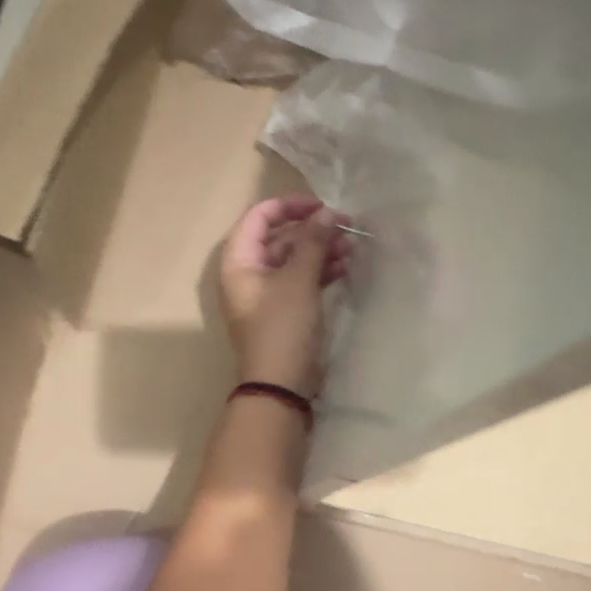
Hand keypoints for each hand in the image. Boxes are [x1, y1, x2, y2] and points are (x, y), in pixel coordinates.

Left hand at [218, 196, 352, 396]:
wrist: (281, 384)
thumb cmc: (283, 327)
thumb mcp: (299, 280)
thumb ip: (313, 242)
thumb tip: (327, 213)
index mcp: (238, 261)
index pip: (259, 216)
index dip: (290, 205)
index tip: (322, 207)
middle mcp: (247, 273)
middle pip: (278, 238)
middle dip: (312, 231)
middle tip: (346, 228)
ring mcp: (265, 294)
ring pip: (293, 260)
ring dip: (320, 251)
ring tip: (351, 249)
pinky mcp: (282, 311)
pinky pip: (299, 281)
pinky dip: (319, 272)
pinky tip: (345, 268)